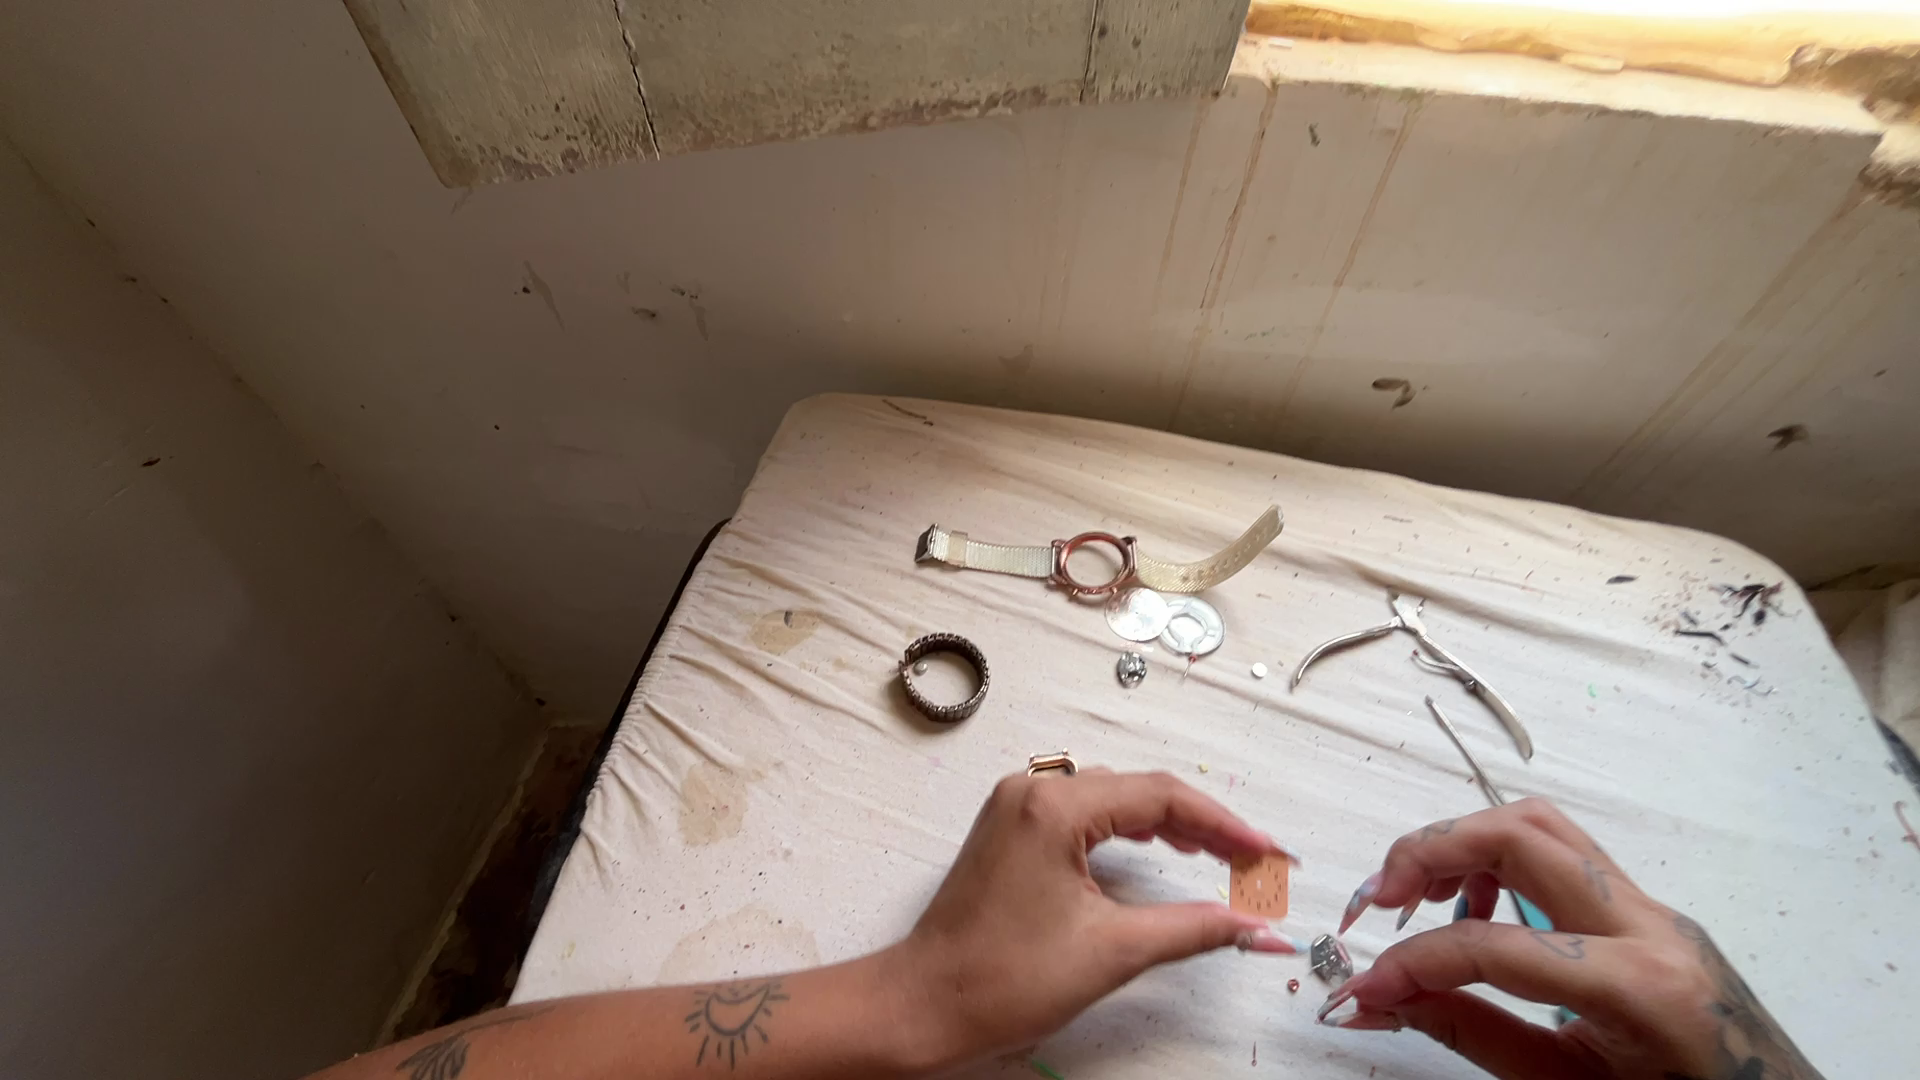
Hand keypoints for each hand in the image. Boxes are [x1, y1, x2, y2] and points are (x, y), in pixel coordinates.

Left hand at [896, 768, 1302, 1068]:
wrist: (928, 1001)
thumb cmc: (1007, 978)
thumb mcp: (1111, 951)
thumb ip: (1192, 929)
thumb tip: (1256, 928)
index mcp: (1053, 807)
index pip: (1156, 796)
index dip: (1220, 822)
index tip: (1265, 850)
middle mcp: (1032, 789)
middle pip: (1133, 789)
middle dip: (1195, 822)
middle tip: (1248, 857)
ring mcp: (1016, 803)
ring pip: (1107, 796)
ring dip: (1160, 820)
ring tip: (1212, 851)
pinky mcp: (1010, 823)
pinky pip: (1079, 809)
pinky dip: (1121, 824)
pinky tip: (1150, 842)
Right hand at [1320, 798, 1822, 1079]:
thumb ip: (1462, 1032)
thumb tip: (1368, 1000)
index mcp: (1643, 989)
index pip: (1492, 945)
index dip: (1411, 962)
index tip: (1362, 985)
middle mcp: (1651, 925)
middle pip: (1513, 834)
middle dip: (1426, 852)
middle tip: (1380, 899)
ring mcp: (1652, 907)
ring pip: (1534, 822)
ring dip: (1460, 843)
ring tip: (1421, 894)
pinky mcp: (1643, 905)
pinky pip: (1556, 849)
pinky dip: (1495, 857)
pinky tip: (1476, 904)